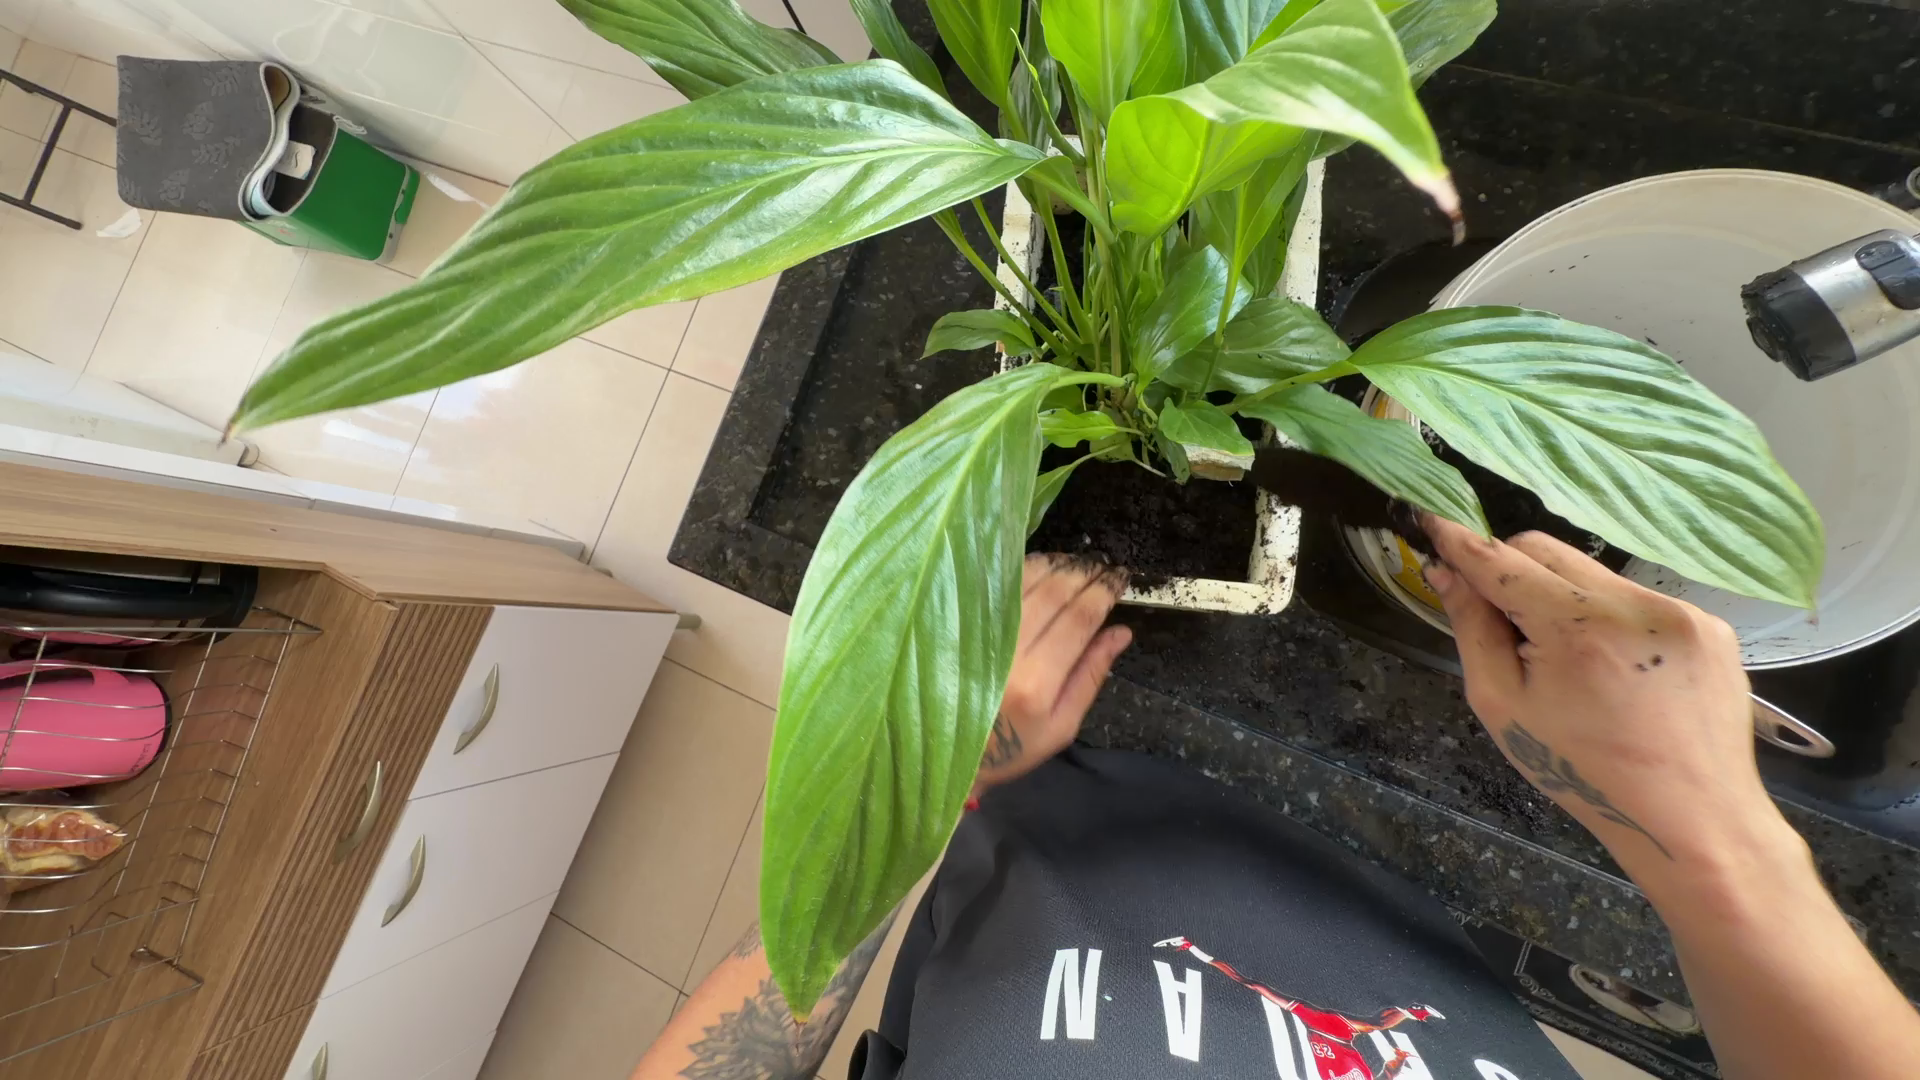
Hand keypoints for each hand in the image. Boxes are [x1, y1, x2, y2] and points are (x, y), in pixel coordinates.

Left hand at [974, 555, 1132, 794]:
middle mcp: (1006, 653)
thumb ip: (1091, 674)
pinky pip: (994, 585)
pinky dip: (1021, 570)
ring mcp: (977, 635)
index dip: (1103, 593)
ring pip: (1022, 583)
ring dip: (1054, 565)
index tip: (1119, 579)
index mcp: (1036, 683)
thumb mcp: (1063, 725)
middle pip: (1052, 594)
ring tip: (1075, 563)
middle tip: (1102, 565)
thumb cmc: (1012, 746)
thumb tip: (1121, 632)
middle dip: (1083, 573)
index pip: (1078, 620)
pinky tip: (1039, 567)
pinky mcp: (957, 624)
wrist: (946, 752)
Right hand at [1421, 516, 1802, 885]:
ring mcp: (1682, 611)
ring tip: (1549, 647)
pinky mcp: (1710, 625)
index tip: (1428, 520)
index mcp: (1579, 628)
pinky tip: (1598, 659)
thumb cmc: (1577, 767)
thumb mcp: (1500, 702)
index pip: (1501, 562)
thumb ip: (1471, 629)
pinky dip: (1593, 609)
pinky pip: (1627, 594)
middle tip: (1487, 610)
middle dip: (1504, 567)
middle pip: (1544, 550)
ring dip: (1550, 589)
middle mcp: (1636, 604)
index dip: (1458, 541)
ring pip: (1586, 569)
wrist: (1692, 819)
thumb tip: (1446, 575)